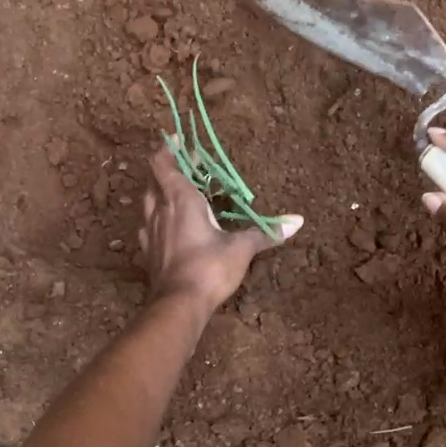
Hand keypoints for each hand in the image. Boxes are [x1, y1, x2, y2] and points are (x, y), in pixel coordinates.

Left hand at [139, 149, 301, 309]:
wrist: (178, 305)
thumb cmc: (209, 268)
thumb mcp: (241, 249)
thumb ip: (265, 233)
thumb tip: (297, 222)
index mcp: (180, 201)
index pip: (163, 165)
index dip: (168, 150)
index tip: (178, 141)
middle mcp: (160, 212)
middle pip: (154, 182)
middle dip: (168, 172)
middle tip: (188, 170)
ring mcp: (150, 234)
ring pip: (148, 205)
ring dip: (159, 196)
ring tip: (177, 196)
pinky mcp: (148, 254)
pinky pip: (148, 229)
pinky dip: (156, 222)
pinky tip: (167, 229)